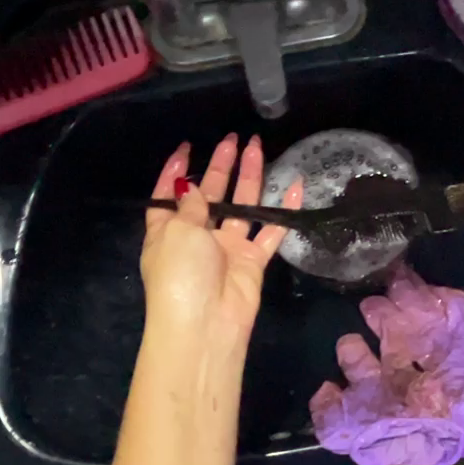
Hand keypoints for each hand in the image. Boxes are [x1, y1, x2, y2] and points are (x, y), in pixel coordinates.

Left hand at [141, 134, 303, 347]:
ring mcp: (227, 248)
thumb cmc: (180, 273)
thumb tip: (193, 186)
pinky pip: (271, 230)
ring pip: (242, 206)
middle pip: (212, 194)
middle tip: (235, 140)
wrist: (204, 325)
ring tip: (259, 149)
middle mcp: (197, 235)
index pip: (170, 193)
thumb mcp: (178, 231)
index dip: (178, 170)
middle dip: (222, 166)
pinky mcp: (252, 261)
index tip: (189, 147)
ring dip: (250, 178)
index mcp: (168, 229)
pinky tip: (295, 186)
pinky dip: (283, 210)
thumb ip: (192, 205)